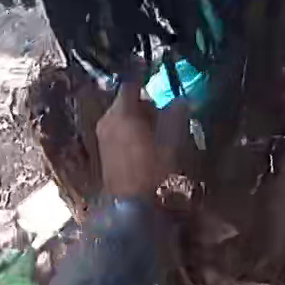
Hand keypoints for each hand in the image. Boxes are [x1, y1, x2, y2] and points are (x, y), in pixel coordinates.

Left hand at [96, 83, 167, 199]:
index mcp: (122, 113)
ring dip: (139, 118)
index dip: (144, 80)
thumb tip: (182, 100)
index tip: (157, 80)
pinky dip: (131, 130)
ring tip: (158, 132)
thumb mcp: (171, 141)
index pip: (130, 85)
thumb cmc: (152, 169)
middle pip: (126, 101)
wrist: (129, 204)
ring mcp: (102, 135)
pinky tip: (145, 145)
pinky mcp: (103, 150)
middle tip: (164, 113)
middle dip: (145, 104)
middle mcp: (108, 120)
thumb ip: (176, 115)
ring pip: (122, 116)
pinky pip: (118, 130)